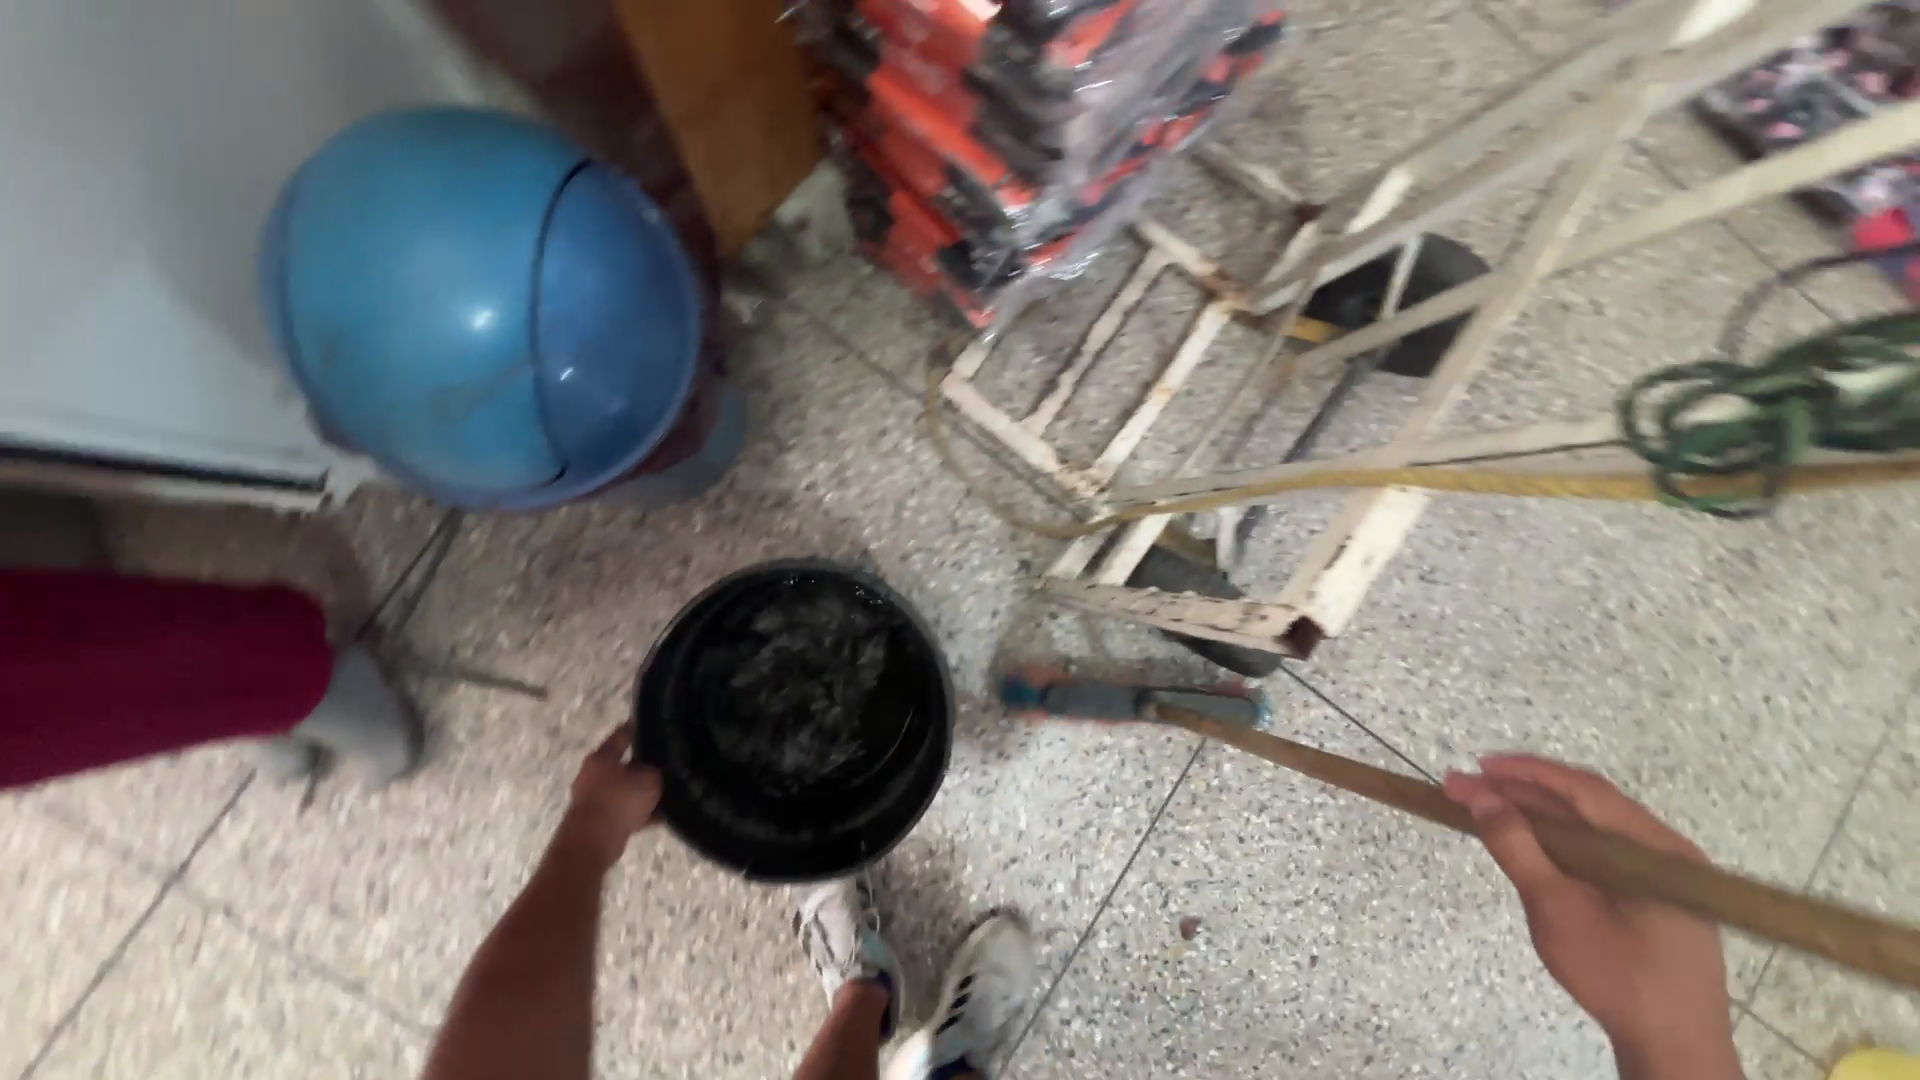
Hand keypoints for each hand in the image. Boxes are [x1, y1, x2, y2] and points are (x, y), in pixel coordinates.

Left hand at [558, 727, 662, 870]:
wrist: (591, 843)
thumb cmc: (619, 801)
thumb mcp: (649, 779)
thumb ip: (657, 770)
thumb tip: (658, 769)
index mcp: (601, 757)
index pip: (622, 735)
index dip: (637, 727)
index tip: (651, 723)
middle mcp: (591, 775)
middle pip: (622, 764)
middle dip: (642, 765)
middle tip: (665, 763)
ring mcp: (591, 799)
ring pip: (623, 790)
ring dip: (640, 792)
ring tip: (665, 793)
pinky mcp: (594, 821)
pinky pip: (622, 811)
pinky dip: (637, 813)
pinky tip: (658, 817)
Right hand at [1443, 755, 1739, 1079]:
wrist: (1673, 1047)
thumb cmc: (1616, 974)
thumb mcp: (1554, 906)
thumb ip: (1515, 846)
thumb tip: (1479, 796)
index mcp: (1654, 847)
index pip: (1583, 789)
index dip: (1526, 771)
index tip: (1475, 766)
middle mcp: (1663, 850)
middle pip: (1583, 804)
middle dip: (1517, 791)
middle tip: (1461, 788)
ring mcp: (1658, 873)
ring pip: (1586, 826)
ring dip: (1531, 813)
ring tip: (1479, 807)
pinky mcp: (1648, 893)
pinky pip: (1594, 849)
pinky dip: (1552, 838)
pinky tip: (1521, 839)